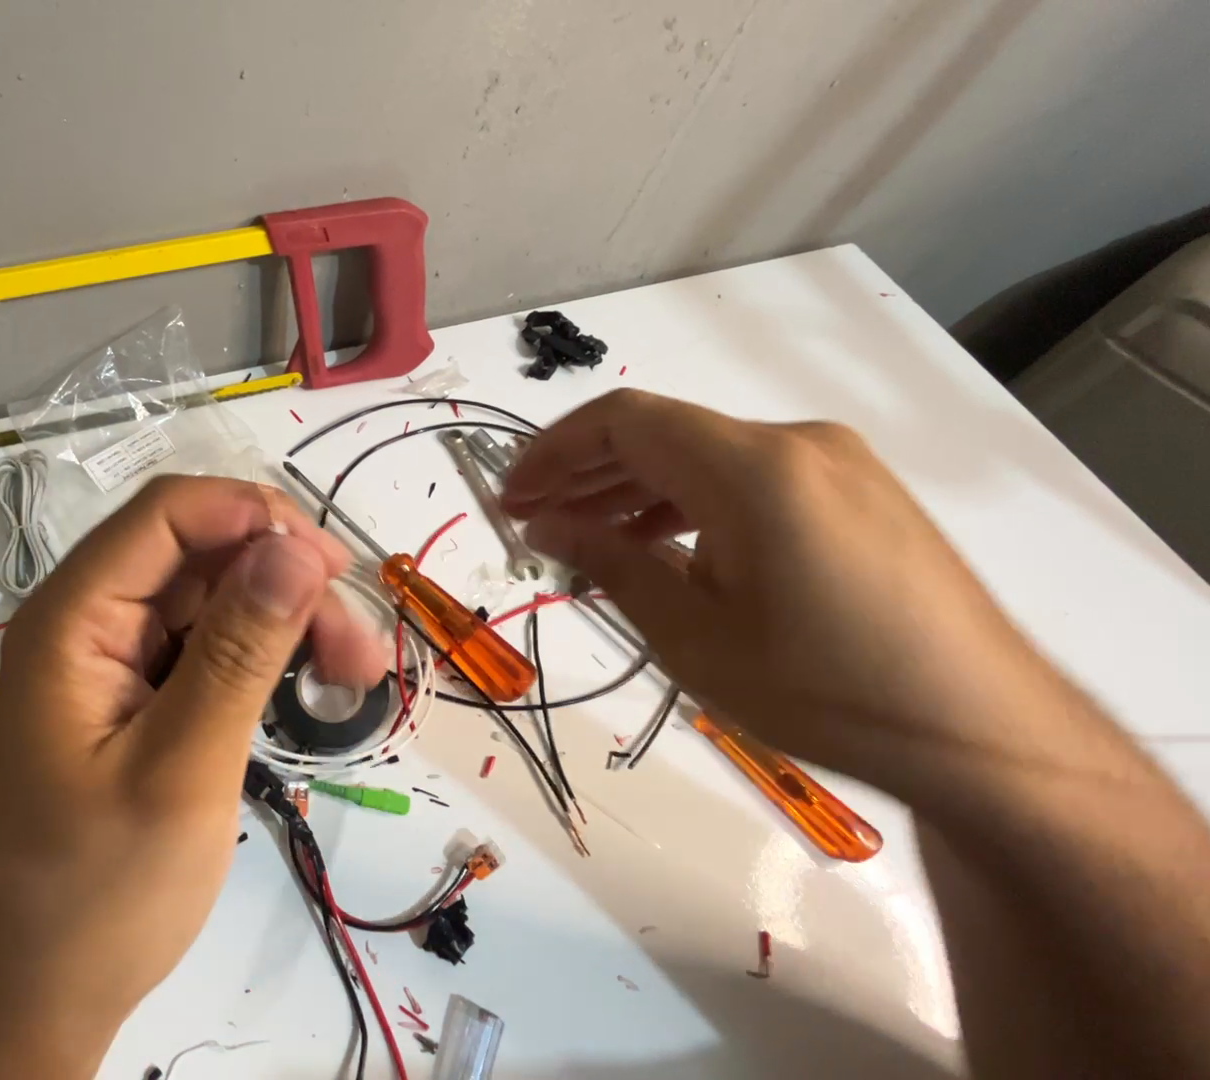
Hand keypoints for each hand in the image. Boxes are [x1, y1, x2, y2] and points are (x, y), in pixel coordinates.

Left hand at [0, 475, 385, 1078]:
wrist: (43, 992)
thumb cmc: (101, 890)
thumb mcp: (180, 767)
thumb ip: (237, 651)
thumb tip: (295, 546)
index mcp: (72, 619)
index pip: (165, 515)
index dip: (252, 517)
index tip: (333, 569)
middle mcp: (89, 621)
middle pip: (198, 553)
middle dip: (284, 580)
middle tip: (359, 649)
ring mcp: (114, 660)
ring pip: (214, 597)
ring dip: (286, 620)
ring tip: (355, 677)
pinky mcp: (139, 697)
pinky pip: (208, 646)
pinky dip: (263, 657)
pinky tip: (309, 687)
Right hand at [502, 389, 1051, 778]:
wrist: (983, 735)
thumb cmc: (821, 688)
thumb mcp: (690, 634)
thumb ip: (610, 562)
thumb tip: (543, 525)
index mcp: (753, 467)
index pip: (625, 422)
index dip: (553, 452)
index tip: (510, 498)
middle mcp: (796, 443)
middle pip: (662, 432)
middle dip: (583, 471)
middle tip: (530, 519)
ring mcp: (836, 464)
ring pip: (703, 454)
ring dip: (631, 487)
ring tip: (580, 532)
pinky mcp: (857, 493)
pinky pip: (747, 477)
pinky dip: (686, 500)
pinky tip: (657, 539)